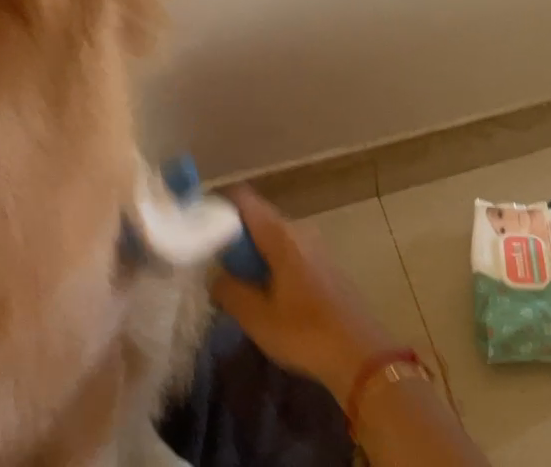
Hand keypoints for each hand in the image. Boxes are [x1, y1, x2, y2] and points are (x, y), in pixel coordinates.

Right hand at [208, 187, 397, 403]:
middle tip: (203, 261)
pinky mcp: (322, 263)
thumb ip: (230, 289)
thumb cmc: (303, 332)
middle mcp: (300, 230)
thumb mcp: (256, 316)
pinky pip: (286, 251)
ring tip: (225, 279)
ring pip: (272, 237)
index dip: (218, 205)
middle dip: (230, 236)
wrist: (357, 350)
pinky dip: (267, 262)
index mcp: (282, 235)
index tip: (193, 224)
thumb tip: (216, 274)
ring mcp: (315, 245)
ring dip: (249, 253)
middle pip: (258, 218)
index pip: (245, 200)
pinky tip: (257, 290)